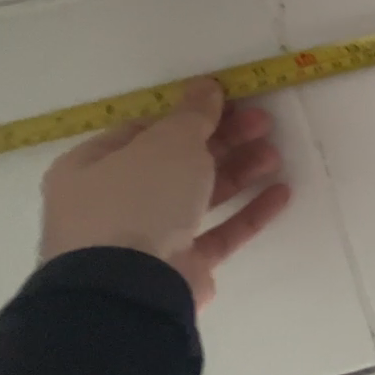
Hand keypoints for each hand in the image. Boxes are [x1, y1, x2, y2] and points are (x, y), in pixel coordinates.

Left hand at [39, 78, 292, 310]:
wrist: (129, 287)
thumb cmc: (138, 199)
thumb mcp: (169, 142)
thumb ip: (193, 114)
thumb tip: (205, 87)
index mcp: (93, 168)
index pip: (146, 130)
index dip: (191, 114)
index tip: (233, 103)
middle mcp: (112, 202)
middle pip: (178, 161)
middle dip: (225, 140)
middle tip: (264, 123)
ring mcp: (144, 237)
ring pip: (200, 194)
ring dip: (240, 171)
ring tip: (275, 156)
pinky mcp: (178, 265)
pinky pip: (220, 231)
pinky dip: (250, 210)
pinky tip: (281, 192)